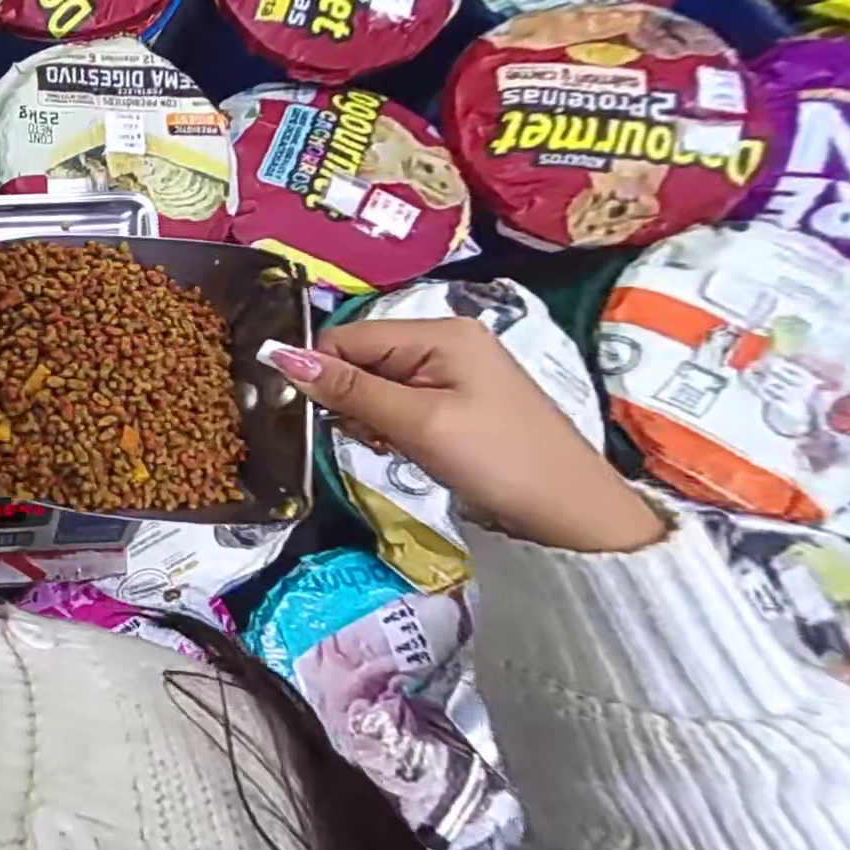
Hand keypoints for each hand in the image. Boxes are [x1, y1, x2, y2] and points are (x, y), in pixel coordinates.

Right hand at [262, 318, 664, 552]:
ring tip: (388, 441)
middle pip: (356, 357)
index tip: (321, 413)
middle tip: (369, 433)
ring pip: (368, 379)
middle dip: (347, 396)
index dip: (321, 372)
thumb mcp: (415, 422)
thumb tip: (279, 356)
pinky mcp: (449, 394)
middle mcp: (441, 339)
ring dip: (363, 412)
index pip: (344, 338)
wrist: (571, 516)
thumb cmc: (496, 459)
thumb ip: (346, 388)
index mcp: (438, 333)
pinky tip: (399, 442)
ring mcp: (448, 367)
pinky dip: (382, 420)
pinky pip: (390, 396)